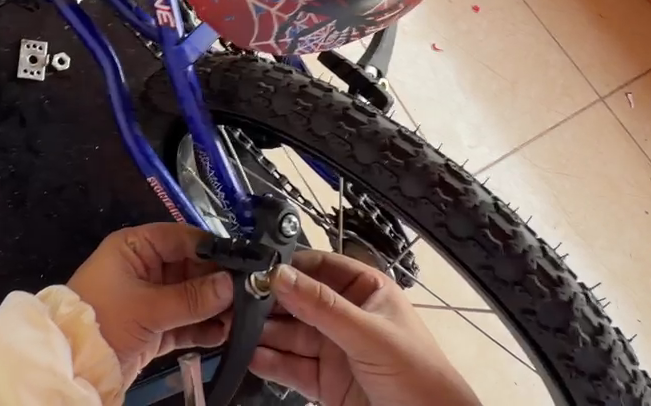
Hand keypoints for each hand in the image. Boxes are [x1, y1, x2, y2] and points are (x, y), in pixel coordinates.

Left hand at [66, 223, 234, 385]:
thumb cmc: (105, 319)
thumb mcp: (148, 307)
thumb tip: (230, 284)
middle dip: (216, 282)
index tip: (240, 260)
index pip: (180, 238)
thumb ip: (191, 298)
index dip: (209, 248)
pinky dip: (203, 328)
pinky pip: (185, 322)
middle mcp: (145, 267)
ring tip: (242, 317)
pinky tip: (225, 334)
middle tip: (248, 293)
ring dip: (214, 308)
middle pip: (189, 268)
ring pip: (190, 297)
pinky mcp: (154, 327)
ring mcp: (150, 298)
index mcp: (135, 247)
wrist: (73, 365)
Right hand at [250, 249, 480, 405]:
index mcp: (364, 290)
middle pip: (298, 301)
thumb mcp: (369, 336)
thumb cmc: (418, 377)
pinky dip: (270, 363)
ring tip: (231, 328)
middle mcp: (345, 315)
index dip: (287, 267)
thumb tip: (278, 275)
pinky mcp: (325, 384)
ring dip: (263, 332)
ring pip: (290, 334)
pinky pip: (292, 367)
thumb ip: (321, 307)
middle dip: (267, 302)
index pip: (318, 267)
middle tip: (231, 300)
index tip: (254, 268)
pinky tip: (247, 357)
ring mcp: (334, 350)